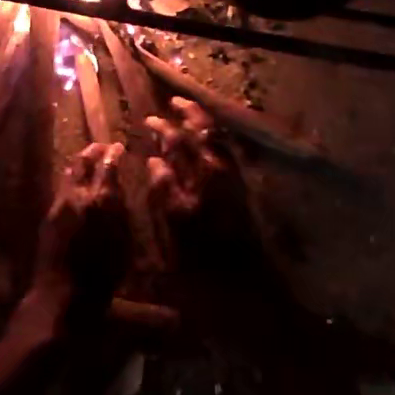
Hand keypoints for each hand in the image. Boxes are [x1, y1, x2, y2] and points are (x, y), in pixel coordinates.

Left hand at [16, 143, 128, 336]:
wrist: (63, 295)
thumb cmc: (103, 275)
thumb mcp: (124, 242)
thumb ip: (120, 210)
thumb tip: (118, 188)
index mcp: (102, 200)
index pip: (108, 165)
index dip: (113, 153)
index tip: (118, 147)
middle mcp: (79, 195)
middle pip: (83, 161)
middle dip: (93, 151)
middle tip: (101, 146)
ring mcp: (60, 203)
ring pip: (69, 172)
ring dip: (79, 163)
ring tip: (87, 161)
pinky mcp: (49, 215)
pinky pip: (61, 188)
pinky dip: (71, 180)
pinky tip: (76, 186)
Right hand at [145, 98, 263, 278]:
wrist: (245, 290)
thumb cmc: (200, 264)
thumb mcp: (171, 228)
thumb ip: (163, 190)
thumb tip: (154, 161)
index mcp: (200, 176)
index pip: (178, 141)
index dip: (163, 128)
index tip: (150, 121)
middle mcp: (220, 171)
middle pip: (204, 132)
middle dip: (188, 114)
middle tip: (174, 104)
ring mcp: (236, 179)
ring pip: (220, 139)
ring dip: (204, 123)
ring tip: (189, 115)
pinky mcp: (244, 190)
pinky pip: (229, 152)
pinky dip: (217, 140)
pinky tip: (208, 142)